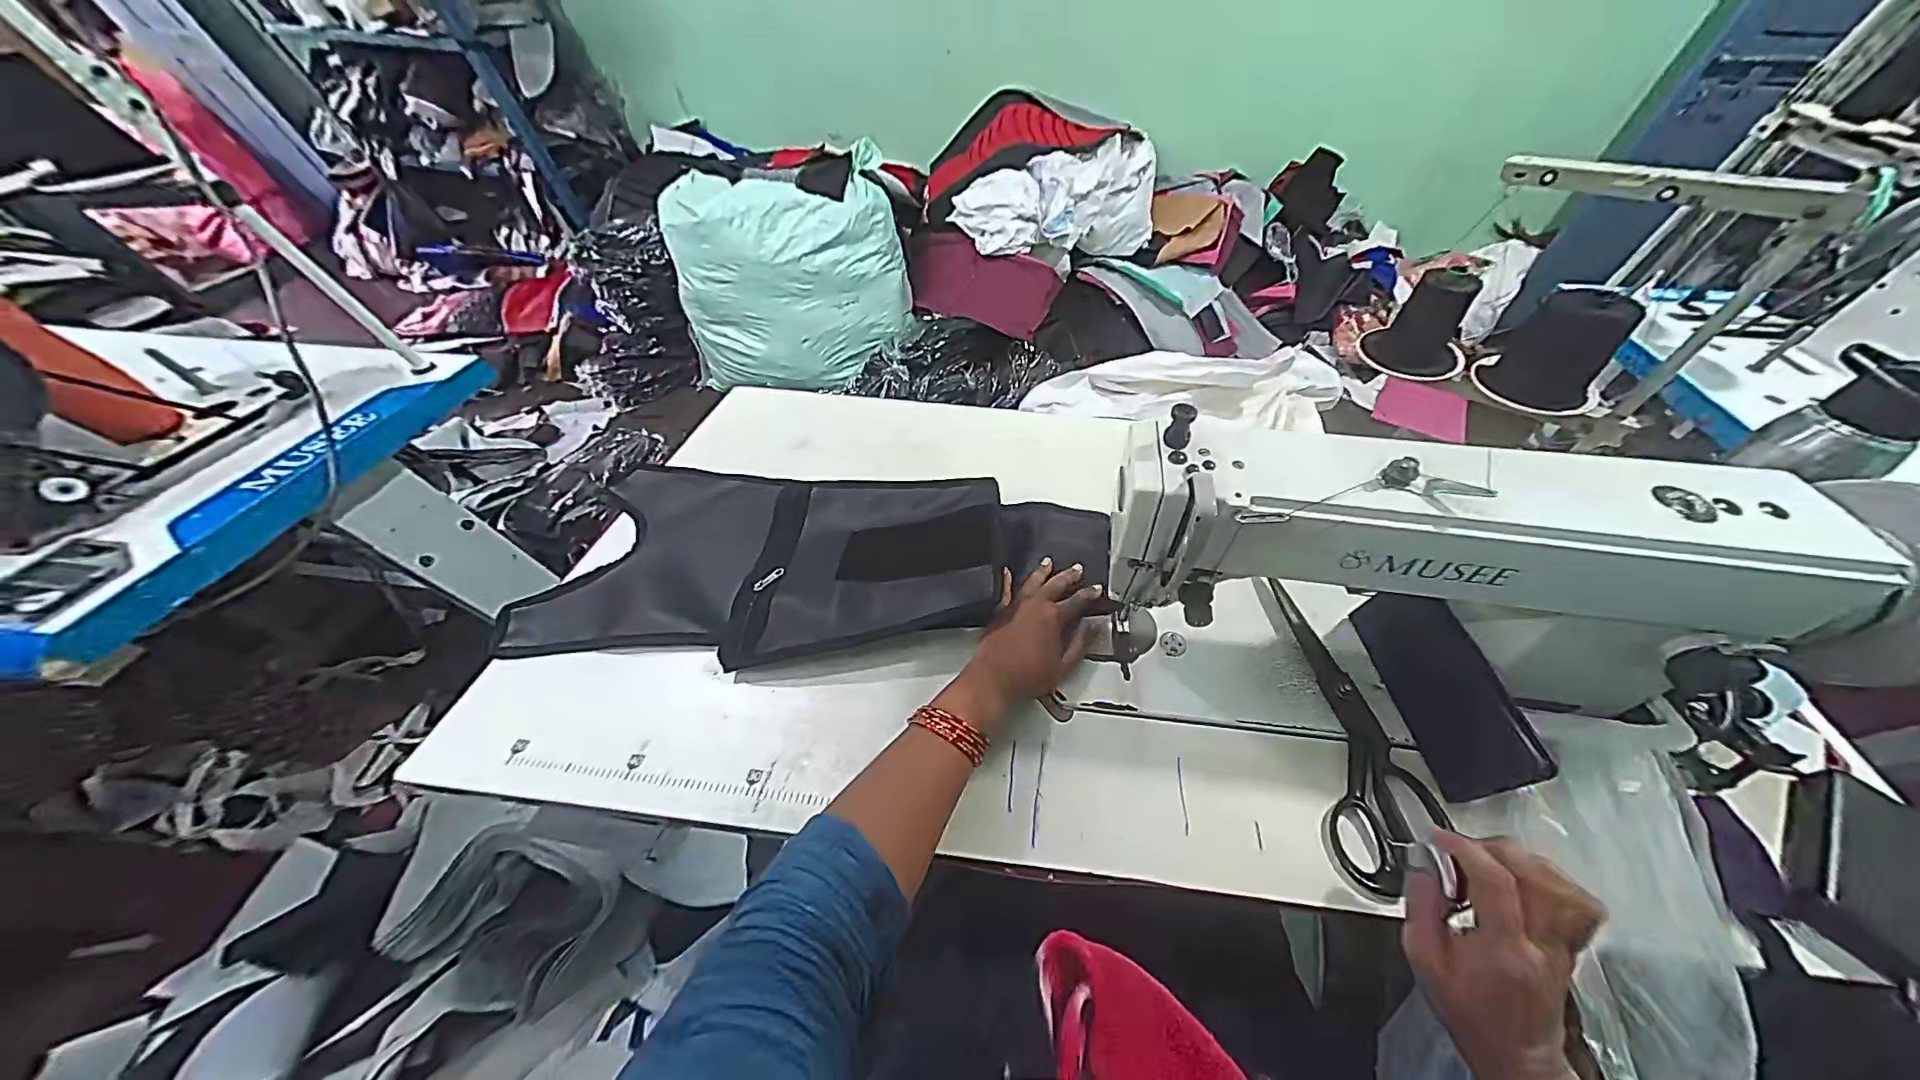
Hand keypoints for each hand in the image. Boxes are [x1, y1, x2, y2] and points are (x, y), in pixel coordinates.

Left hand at [934, 560, 1101, 734]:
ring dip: (1042, 572)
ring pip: (1032, 582)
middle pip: (1056, 585)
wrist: (994, 678)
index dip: (1089, 594)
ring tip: (1048, 563)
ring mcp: (1016, 606)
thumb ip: (1079, 645)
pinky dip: (1007, 579)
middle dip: (1069, 576)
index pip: (1077, 601)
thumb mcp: (1063, 666)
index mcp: (1053, 618)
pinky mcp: (1000, 611)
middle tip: (1078, 569)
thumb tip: (1090, 629)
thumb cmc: (1027, 675)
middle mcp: (1035, 606)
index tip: (1096, 589)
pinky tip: (1006, 572)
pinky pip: (1005, 590)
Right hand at [1403, 831, 1605, 1079]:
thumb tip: (1422, 866)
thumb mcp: (1423, 958)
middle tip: (1461, 852)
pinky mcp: (1570, 946)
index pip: (1496, 882)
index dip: (1465, 849)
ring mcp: (1562, 946)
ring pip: (1561, 886)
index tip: (1440, 838)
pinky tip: (1524, 877)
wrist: (1513, 1052)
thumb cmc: (1468, 1010)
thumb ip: (1419, 906)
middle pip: (1533, 876)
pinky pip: (1578, 903)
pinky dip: (1551, 879)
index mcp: (1503, 949)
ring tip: (1489, 861)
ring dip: (1519, 860)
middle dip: (1489, 849)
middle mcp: (1541, 946)